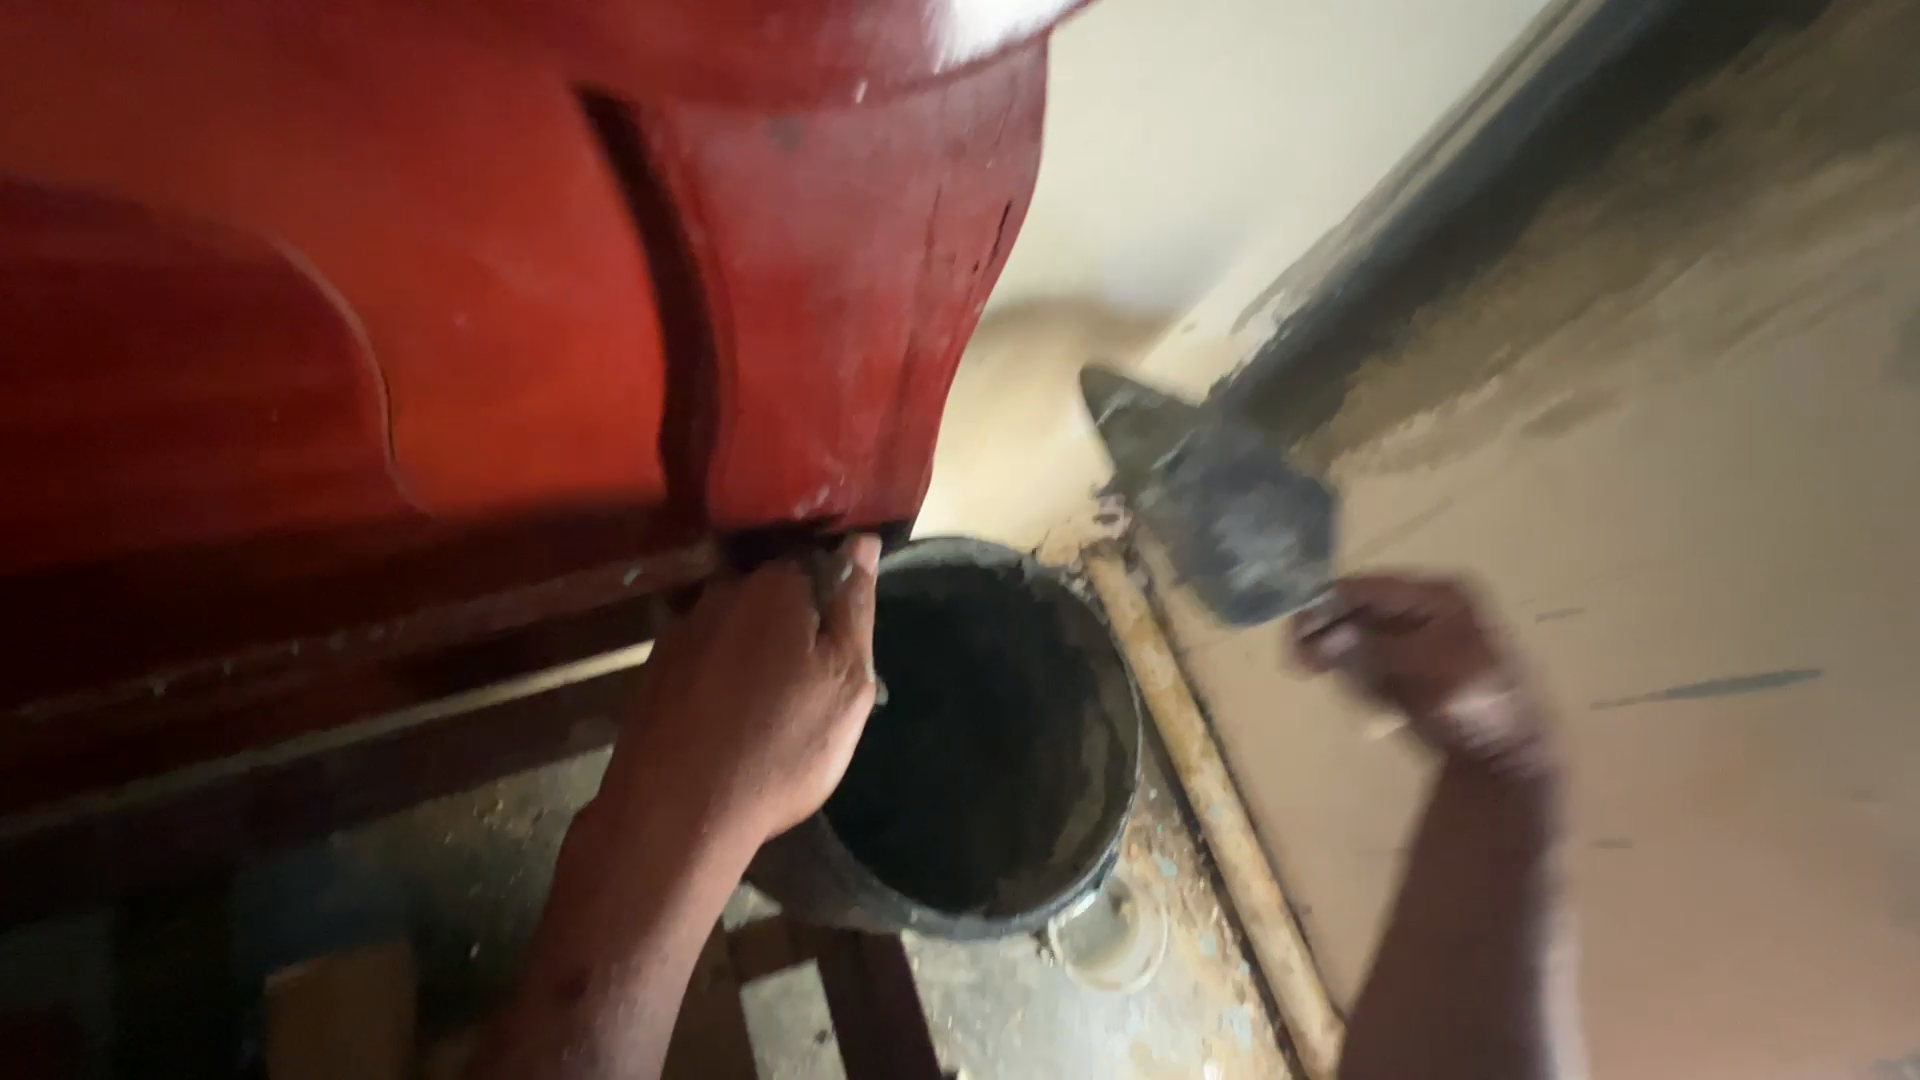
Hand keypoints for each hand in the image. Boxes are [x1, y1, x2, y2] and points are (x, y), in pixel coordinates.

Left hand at [604, 535, 880, 840]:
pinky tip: (728, 717)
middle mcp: (722, 593)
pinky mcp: (653, 669)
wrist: (678, 814)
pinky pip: (704, 656)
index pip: (817, 562)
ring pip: (735, 626)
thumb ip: (854, 605)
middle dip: (793, 624)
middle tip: (811, 681)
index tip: (842, 642)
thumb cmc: (782, 745)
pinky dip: (720, 675)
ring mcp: (680, 630)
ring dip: (754, 651)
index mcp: (775, 586)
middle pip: (772, 594)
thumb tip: (862, 541)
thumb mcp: (847, 680)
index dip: (834, 598)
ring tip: (767, 706)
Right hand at [1291, 575, 1550, 775]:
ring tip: (1318, 676)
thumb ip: (1371, 649)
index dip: (1326, 605)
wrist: (1506, 760)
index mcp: (1439, 595)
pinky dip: (1347, 670)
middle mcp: (1422, 605)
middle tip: (1299, 662)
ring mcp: (1412, 633)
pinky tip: (1356, 691)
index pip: (1367, 587)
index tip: (1296, 633)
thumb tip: (1322, 635)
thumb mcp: (1425, 673)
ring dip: (1331, 653)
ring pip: (1351, 631)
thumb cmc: (1475, 708)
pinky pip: (1359, 655)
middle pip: (1354, 606)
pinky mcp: (1402, 660)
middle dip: (1324, 631)